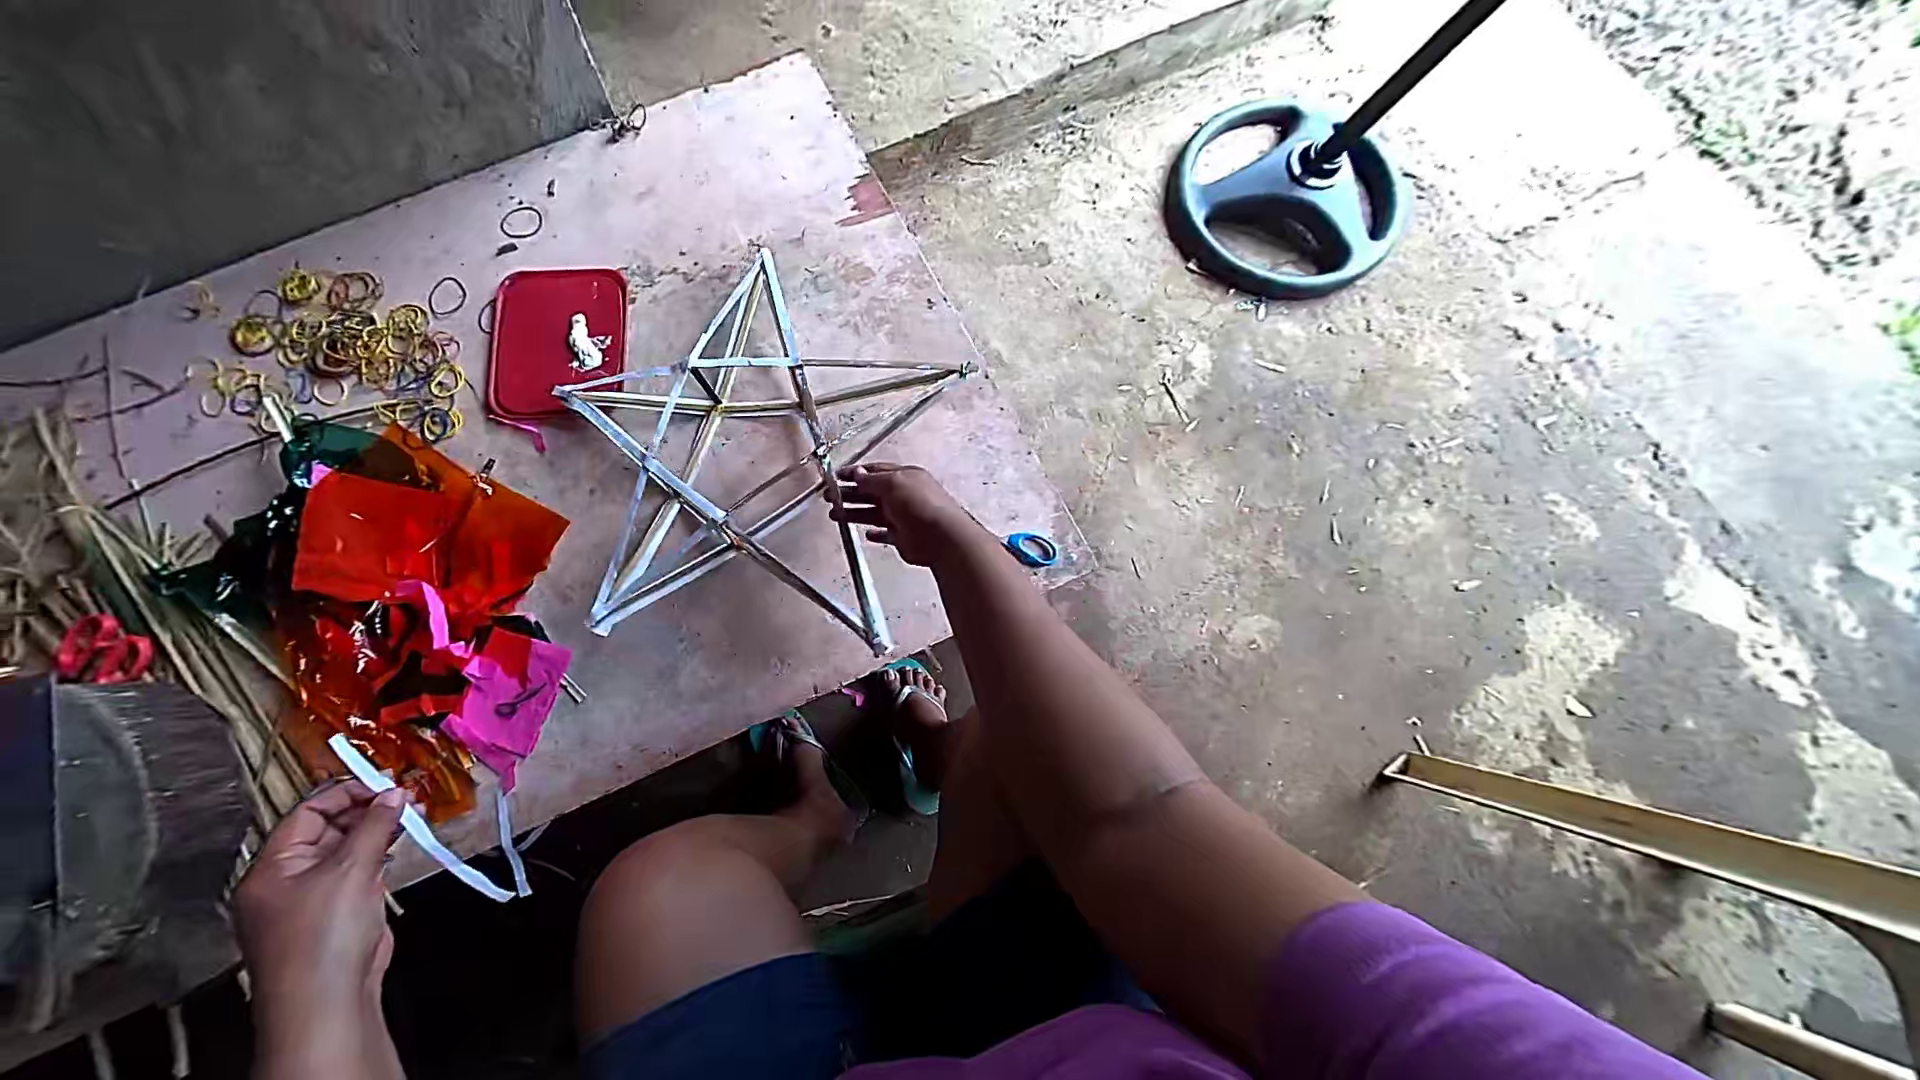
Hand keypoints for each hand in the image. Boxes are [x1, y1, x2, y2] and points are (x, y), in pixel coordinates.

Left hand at [234, 781, 404, 1077]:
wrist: (328, 995)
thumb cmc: (323, 937)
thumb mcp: (351, 869)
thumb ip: (375, 825)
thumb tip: (394, 794)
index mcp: (271, 869)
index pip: (307, 813)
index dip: (346, 794)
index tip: (385, 782)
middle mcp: (287, 879)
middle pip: (328, 828)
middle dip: (368, 809)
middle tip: (407, 796)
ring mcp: (313, 894)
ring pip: (347, 846)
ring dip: (379, 828)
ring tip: (412, 813)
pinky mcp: (338, 907)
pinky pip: (358, 867)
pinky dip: (381, 850)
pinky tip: (401, 841)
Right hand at [826, 463, 990, 566]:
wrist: (941, 537)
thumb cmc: (922, 505)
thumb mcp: (893, 483)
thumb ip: (872, 480)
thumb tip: (858, 473)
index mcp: (905, 477)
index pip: (875, 472)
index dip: (855, 473)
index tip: (837, 477)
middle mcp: (904, 495)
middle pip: (871, 493)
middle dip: (849, 494)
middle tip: (829, 496)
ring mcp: (904, 517)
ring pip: (873, 513)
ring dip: (854, 513)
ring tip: (834, 514)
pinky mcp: (903, 538)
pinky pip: (886, 534)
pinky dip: (875, 534)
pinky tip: (866, 534)